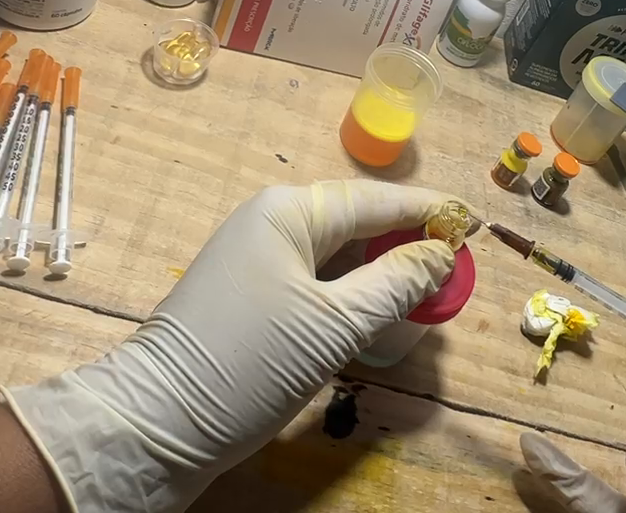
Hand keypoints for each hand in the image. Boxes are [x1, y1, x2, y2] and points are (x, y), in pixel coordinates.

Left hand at [4, 180, 459, 512]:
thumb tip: (441, 253)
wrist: (151, 426)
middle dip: (406, 246)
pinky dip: (350, 297)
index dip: (428, 209)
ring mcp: (258, 258)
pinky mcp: (251, 295)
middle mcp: (273, 222)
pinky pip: (315, 282)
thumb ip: (395, 284)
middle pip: (356, 224)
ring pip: (337, 256)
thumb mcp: (332, 325)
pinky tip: (377, 316)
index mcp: (289, 211)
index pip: (374, 199)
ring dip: (380, 275)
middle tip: (454, 271)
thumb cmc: (247, 362)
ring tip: (426, 296)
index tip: (473, 219)